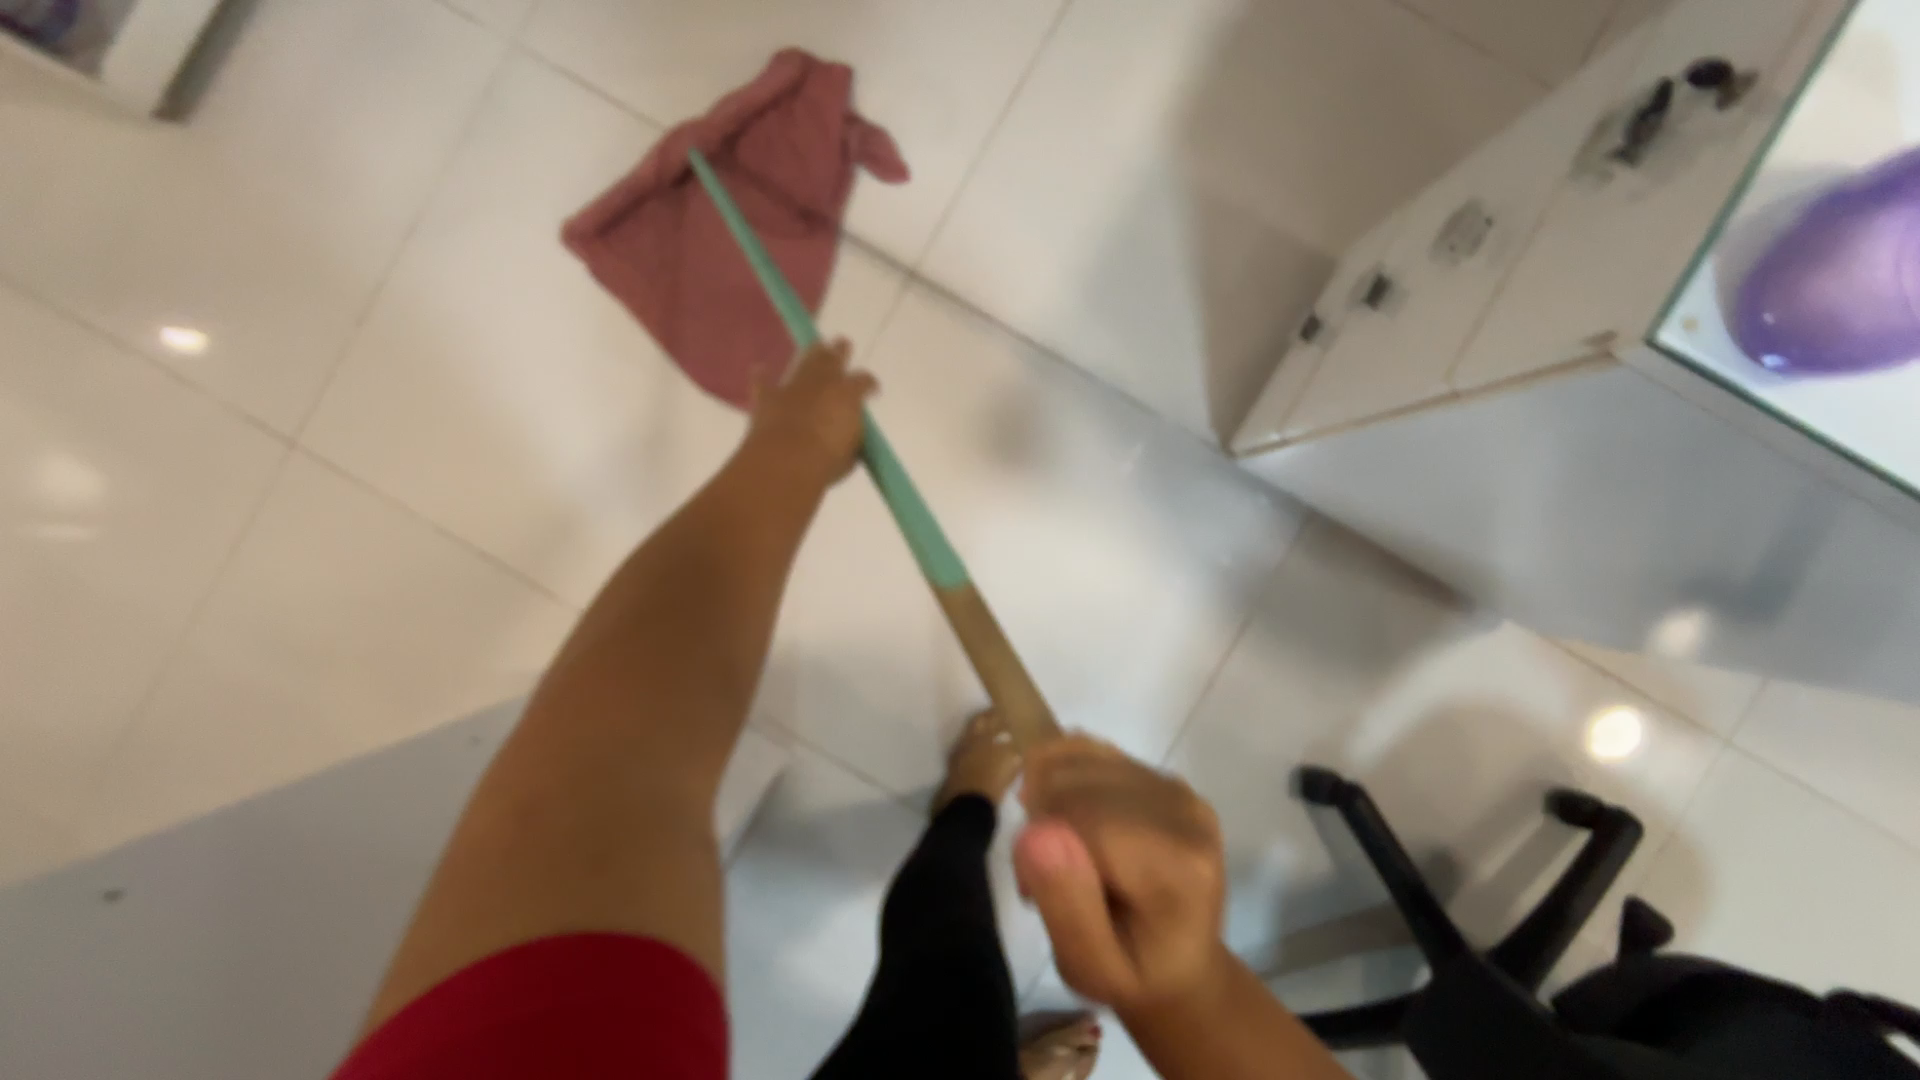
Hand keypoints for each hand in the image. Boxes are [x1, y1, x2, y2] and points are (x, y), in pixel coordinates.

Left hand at [744, 339, 876, 484]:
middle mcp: (823, 382)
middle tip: (843, 343)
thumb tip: (848, 438)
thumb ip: (851, 439)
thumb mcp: (850, 453)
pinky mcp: (768, 398)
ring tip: (818, 345)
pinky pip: (764, 382)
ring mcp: (794, 387)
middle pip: (834, 359)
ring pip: (805, 363)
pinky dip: (762, 375)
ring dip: (812, 354)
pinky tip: (759, 368)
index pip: (864, 382)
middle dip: (840, 352)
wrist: (786, 461)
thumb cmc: (827, 461)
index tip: (873, 390)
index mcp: (849, 394)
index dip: (869, 384)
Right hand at [1015, 737, 1227, 1014]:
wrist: (1182, 962)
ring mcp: (1177, 790)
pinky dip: (1063, 775)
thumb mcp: (1090, 968)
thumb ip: (1066, 907)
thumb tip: (1038, 833)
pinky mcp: (1165, 777)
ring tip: (1058, 848)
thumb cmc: (1132, 973)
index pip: (1083, 816)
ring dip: (1051, 797)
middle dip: (1043, 818)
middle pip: (1078, 780)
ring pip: (1078, 759)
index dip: (1040, 841)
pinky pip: (1091, 750)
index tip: (1031, 888)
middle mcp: (1185, 814)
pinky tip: (1068, 814)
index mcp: (1177, 867)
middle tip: (1042, 875)